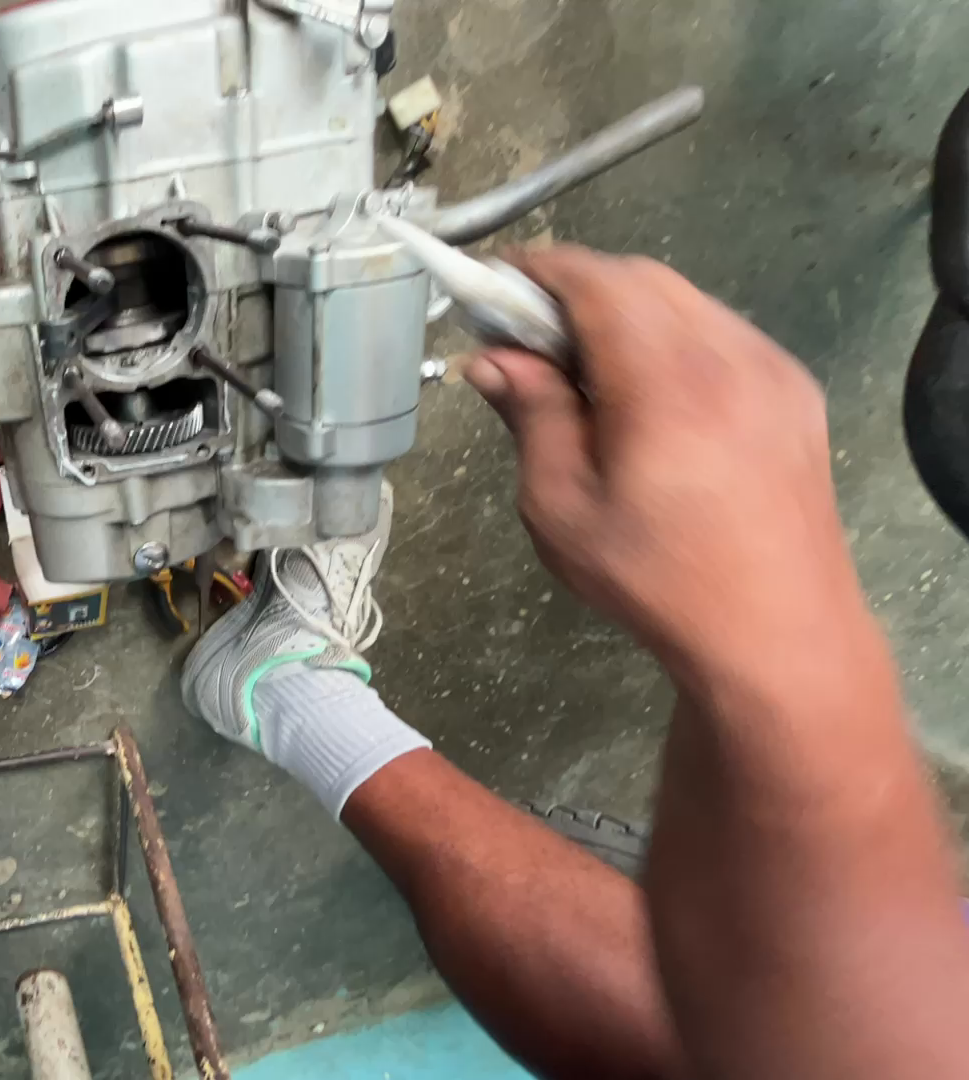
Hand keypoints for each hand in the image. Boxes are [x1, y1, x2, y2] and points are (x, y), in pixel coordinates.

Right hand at [465, 246, 861, 671]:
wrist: (774, 630)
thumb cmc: (646, 572)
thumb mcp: (558, 501)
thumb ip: (532, 416)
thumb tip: (492, 360)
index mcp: (668, 386)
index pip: (602, 286)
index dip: (541, 270)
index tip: (492, 279)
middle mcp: (732, 359)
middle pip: (645, 279)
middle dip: (572, 286)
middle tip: (516, 328)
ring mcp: (772, 372)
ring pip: (683, 300)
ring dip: (615, 308)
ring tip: (564, 359)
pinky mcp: (789, 393)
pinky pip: (714, 330)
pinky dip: (657, 331)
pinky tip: (627, 382)